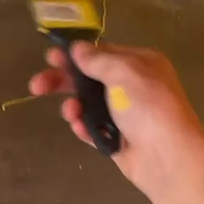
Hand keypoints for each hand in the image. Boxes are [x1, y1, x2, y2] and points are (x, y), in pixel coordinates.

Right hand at [30, 41, 203, 202]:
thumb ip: (98, 60)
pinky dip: (83, 127)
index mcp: (139, 64)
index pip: (101, 53)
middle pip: (89, 79)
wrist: (166, 155)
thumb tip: (77, 48)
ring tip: (71, 113)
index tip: (51, 57)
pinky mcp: (115, 137)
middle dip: (63, 82)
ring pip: (87, 105)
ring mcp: (123, 114)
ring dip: (74, 106)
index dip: (75, 55)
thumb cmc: (148, 106)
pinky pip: (91, 128)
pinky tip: (80, 129)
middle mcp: (131, 86)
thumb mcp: (124, 73)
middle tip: (37, 86)